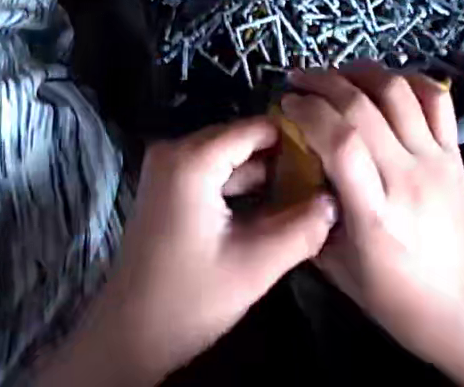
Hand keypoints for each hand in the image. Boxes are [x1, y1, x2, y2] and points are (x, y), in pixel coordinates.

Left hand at [35, 116, 337, 385]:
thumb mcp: (253, 267)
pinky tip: (271, 203)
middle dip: (280, 157)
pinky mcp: (167, 183)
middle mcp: (176, 149)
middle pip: (240, 138)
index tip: (327, 156)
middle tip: (319, 176)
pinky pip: (211, 169)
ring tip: (304, 189)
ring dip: (261, 172)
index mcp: (192, 159)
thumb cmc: (188, 300)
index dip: (294, 139)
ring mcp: (167, 165)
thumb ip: (300, 230)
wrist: (128, 335)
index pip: (254, 129)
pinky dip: (239, 183)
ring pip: (227, 155)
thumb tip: (336, 201)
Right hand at [284, 66, 463, 386]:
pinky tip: (383, 81)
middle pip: (362, 107)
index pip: (340, 142)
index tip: (286, 104)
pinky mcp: (455, 152)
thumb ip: (310, 212)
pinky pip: (436, 98)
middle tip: (298, 80)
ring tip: (335, 74)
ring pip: (397, 92)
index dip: (309, 112)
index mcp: (375, 214)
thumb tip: (284, 163)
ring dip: (359, 72)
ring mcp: (435, 160)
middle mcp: (407, 178)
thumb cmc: (395, 297)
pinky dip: (408, 78)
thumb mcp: (336, 266)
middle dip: (322, 83)